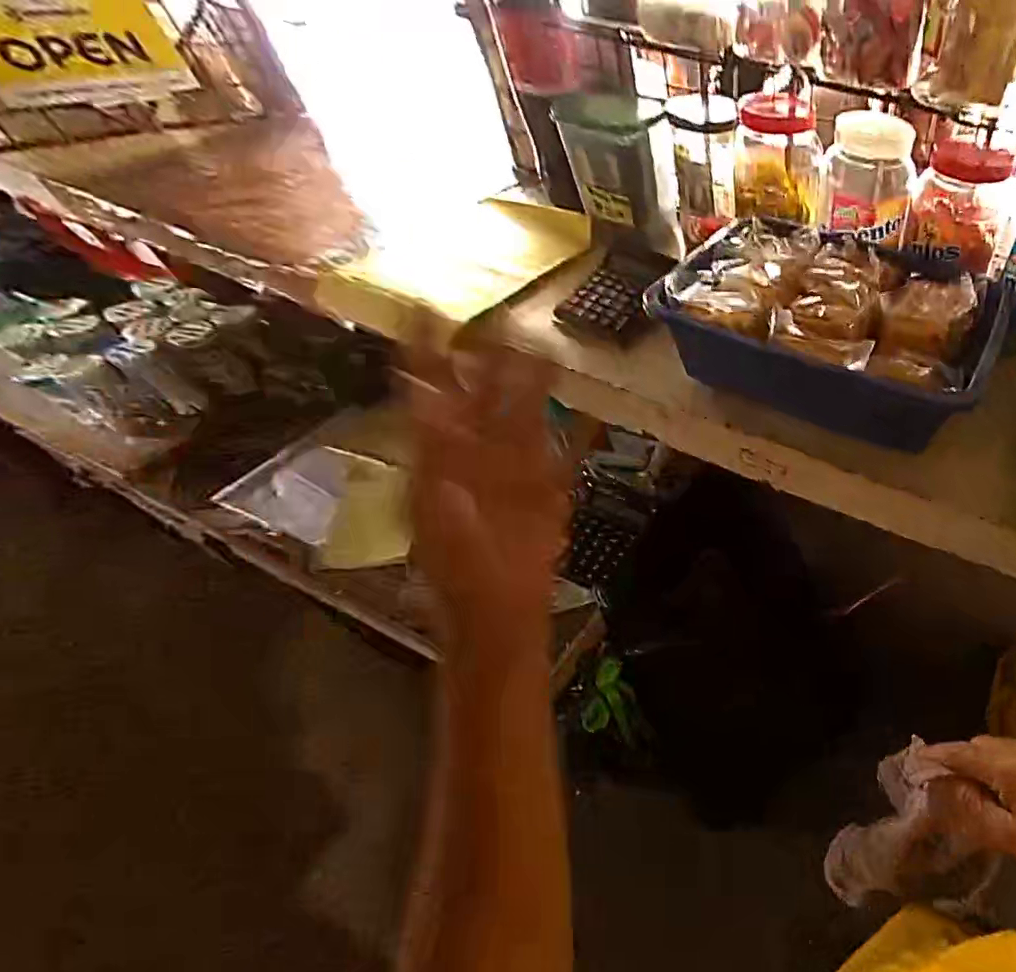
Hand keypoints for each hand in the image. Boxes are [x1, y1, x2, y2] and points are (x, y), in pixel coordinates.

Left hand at [404, 327, 570, 648]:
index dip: (427, 357)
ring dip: (534, 385)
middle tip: (499, 318)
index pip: (428, 398)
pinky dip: (575, 434)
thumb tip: (451, 474)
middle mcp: (474, 458)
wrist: (500, 614)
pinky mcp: (547, 491)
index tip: (428, 313)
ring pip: (524, 416)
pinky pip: (563, 454)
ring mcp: (514, 472)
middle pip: (481, 396)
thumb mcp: (446, 541)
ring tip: (545, 349)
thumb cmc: (462, 581)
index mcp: (438, 463)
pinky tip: (588, 411)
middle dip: (488, 358)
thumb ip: (450, 502)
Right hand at [916, 736, 1015, 904]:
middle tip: (940, 781)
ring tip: (968, 786)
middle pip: (979, 744)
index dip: (936, 756)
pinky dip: (1000, 761)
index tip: (913, 762)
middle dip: (956, 758)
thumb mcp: (1012, 839)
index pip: (963, 753)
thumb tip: (939, 788)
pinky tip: (1001, 786)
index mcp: (1015, 770)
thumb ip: (971, 809)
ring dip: (978, 759)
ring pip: (998, 746)